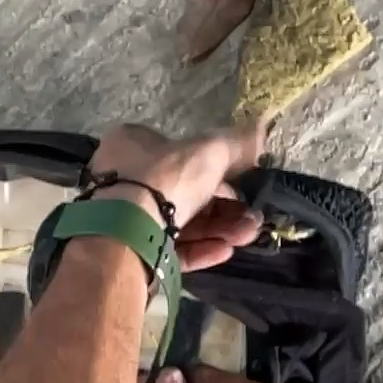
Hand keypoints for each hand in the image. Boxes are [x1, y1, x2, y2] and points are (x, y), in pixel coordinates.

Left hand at [89, 124, 262, 270]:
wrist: (126, 230)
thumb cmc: (164, 177)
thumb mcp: (208, 151)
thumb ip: (236, 144)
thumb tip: (261, 132)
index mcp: (131, 145)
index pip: (179, 154)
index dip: (214, 169)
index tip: (241, 184)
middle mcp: (122, 178)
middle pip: (183, 192)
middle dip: (224, 207)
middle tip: (252, 218)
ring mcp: (122, 216)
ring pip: (178, 222)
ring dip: (218, 229)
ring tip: (246, 236)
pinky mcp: (127, 248)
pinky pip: (167, 247)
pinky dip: (197, 248)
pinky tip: (225, 250)